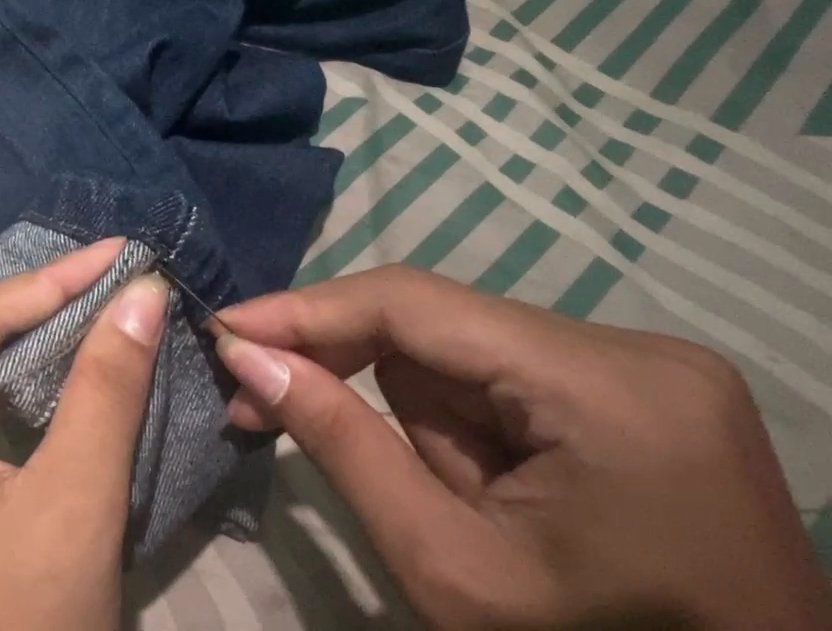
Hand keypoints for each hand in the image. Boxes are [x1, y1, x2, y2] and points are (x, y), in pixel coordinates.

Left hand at [0, 238, 168, 630]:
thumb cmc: (23, 625)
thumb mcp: (72, 504)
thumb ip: (105, 391)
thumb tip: (141, 294)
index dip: (51, 281)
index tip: (119, 250)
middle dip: (43, 304)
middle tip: (115, 271)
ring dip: (32, 336)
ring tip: (99, 300)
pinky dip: (14, 379)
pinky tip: (61, 357)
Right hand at [213, 264, 831, 630]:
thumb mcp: (447, 563)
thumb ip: (340, 442)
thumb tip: (243, 353)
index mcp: (606, 389)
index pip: (413, 303)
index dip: (303, 308)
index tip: (221, 328)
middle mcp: (634, 352)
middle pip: (435, 321)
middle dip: (345, 362)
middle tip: (255, 400)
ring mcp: (644, 369)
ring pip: (457, 348)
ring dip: (406, 404)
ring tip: (422, 491)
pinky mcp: (636, 391)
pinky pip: (496, 372)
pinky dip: (450, 416)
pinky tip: (461, 478)